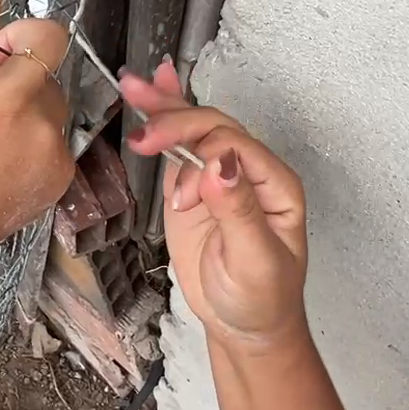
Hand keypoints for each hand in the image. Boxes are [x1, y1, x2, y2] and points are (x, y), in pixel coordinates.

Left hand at [0, 0, 72, 253]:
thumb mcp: (6, 199)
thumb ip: (24, 160)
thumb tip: (19, 120)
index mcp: (56, 168)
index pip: (60, 116)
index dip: (33, 106)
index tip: (7, 114)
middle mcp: (44, 133)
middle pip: (51, 82)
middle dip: (25, 77)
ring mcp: (11, 106)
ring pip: (41, 46)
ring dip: (23, 38)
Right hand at [121, 59, 308, 352]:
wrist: (243, 325)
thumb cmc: (261, 299)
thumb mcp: (254, 262)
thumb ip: (239, 211)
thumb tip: (221, 163)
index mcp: (274, 185)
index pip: (234, 145)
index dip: (202, 158)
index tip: (181, 197)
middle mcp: (249, 171)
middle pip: (211, 127)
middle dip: (175, 125)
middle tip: (143, 138)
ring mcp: (218, 174)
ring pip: (193, 127)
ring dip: (163, 105)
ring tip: (134, 84)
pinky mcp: (192, 184)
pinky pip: (178, 145)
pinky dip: (163, 118)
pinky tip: (152, 92)